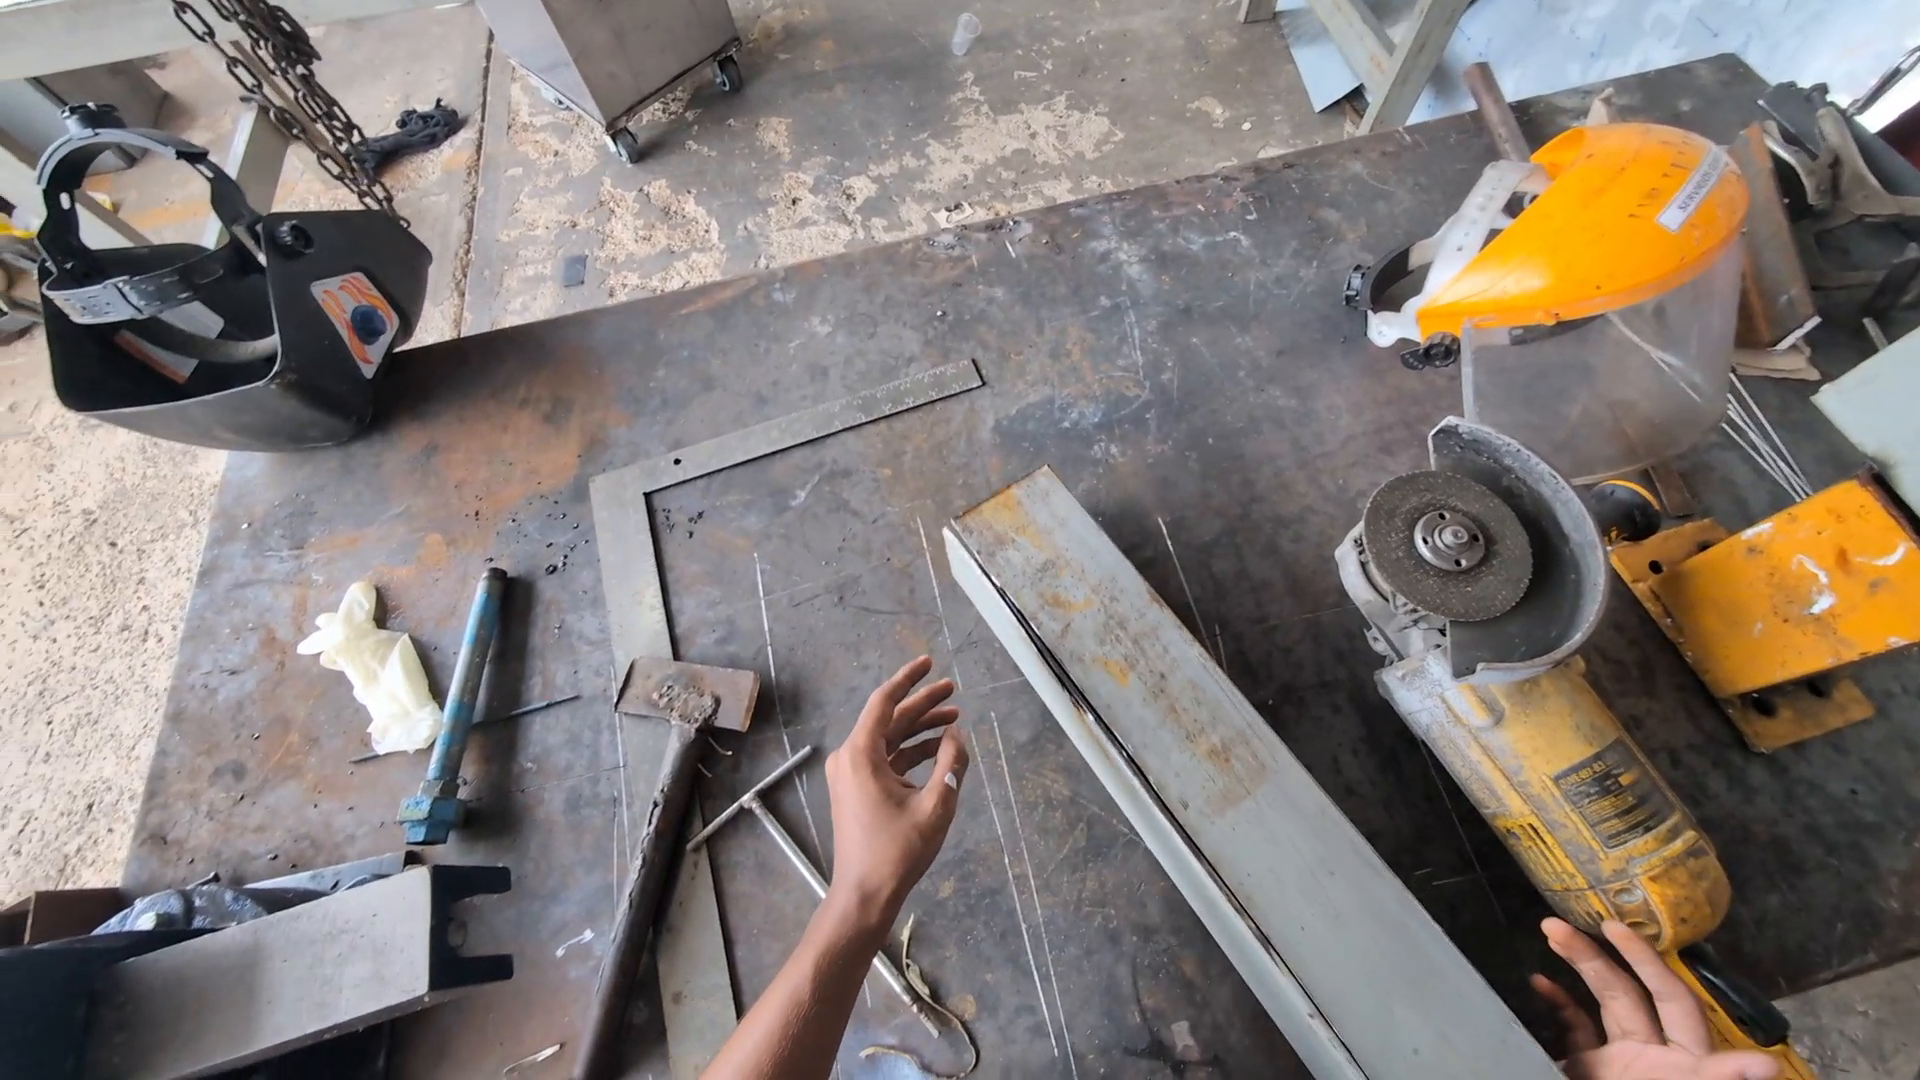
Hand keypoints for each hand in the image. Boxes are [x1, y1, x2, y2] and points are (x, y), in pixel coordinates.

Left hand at [823, 655, 968, 920]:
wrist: (865, 894)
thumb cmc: (898, 850)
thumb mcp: (936, 805)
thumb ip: (950, 764)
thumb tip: (957, 736)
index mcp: (860, 753)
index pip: (884, 701)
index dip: (909, 679)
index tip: (929, 662)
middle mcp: (850, 757)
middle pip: (889, 718)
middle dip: (922, 703)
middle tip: (953, 689)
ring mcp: (851, 773)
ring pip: (889, 738)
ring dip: (920, 728)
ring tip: (954, 718)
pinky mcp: (856, 789)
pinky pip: (886, 758)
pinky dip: (911, 751)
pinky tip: (939, 750)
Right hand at [1533, 918, 1780, 1079]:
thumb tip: (1760, 1065)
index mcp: (1687, 1068)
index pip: (1676, 1006)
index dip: (1653, 968)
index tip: (1619, 930)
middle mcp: (1661, 1058)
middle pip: (1638, 995)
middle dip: (1612, 956)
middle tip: (1587, 921)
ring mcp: (1626, 1063)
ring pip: (1606, 1001)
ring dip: (1581, 964)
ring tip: (1551, 931)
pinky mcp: (1595, 1070)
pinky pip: (1579, 1029)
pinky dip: (1559, 1003)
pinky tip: (1538, 982)